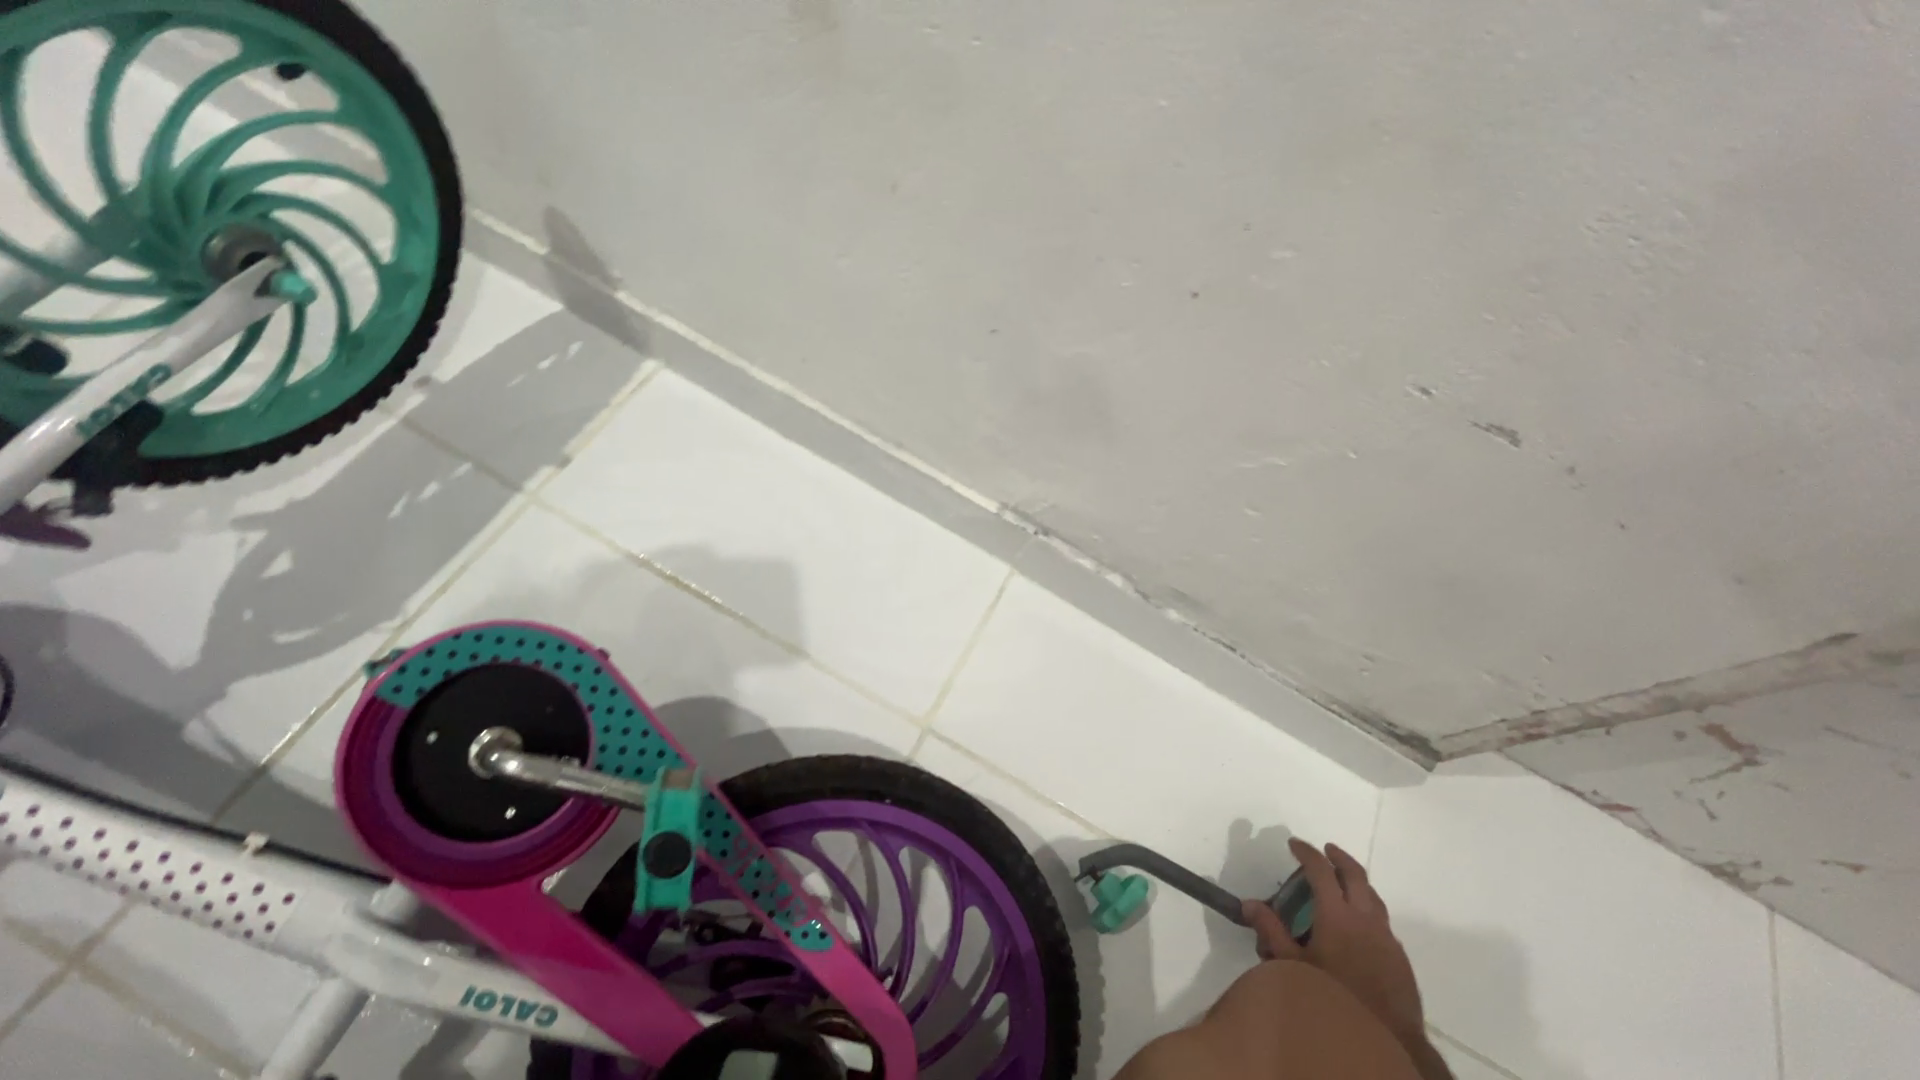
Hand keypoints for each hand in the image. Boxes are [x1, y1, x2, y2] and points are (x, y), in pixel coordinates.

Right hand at [1243, 838, 1426, 1045]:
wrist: (1386, 1036)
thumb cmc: (1332, 999)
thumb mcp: (1292, 967)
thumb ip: (1271, 932)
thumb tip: (1249, 904)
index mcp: (1338, 916)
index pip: (1321, 871)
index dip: (1307, 853)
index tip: (1294, 843)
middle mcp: (1365, 919)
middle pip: (1355, 875)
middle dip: (1338, 857)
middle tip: (1325, 850)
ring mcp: (1386, 937)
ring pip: (1373, 897)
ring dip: (1356, 882)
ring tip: (1341, 884)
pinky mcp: (1398, 956)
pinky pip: (1381, 921)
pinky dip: (1367, 910)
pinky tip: (1356, 928)